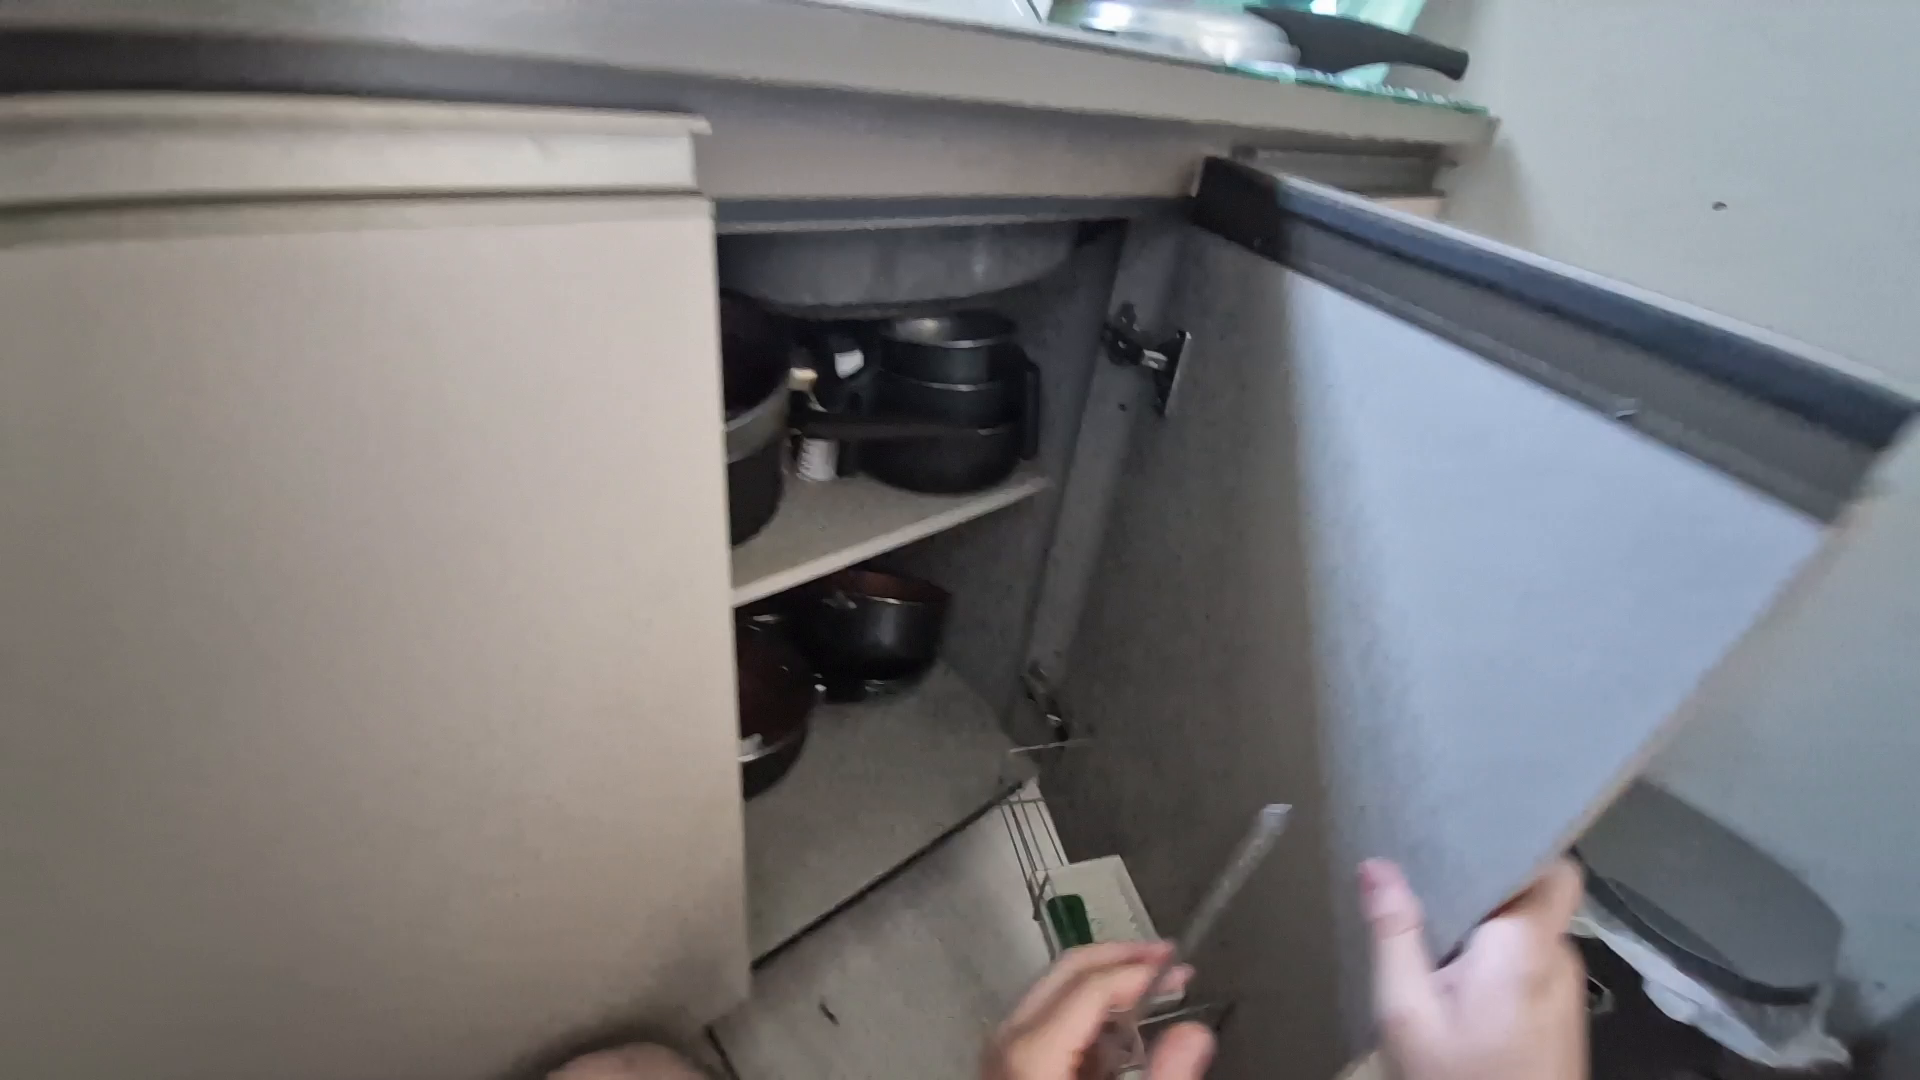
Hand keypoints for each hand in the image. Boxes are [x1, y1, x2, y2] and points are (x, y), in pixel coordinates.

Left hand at [984, 942, 1215, 1079]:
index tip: (1181, 967)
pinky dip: (1088, 1015)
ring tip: (1156, 990)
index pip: (1091, 984)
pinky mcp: (1007, 1067)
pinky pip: (1049, 1018)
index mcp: (1032, 1050)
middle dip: (1120, 959)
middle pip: (1068, 971)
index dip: (1138, 969)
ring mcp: (1002, 1051)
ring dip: (1106, 983)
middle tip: (1170, 959)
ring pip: (1056, 989)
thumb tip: (1196, 1034)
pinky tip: (1123, 1033)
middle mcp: (1008, 1037)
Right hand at [1361, 858, 1587, 1079]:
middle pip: (1525, 893)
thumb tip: (1377, 864)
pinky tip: (1442, 950)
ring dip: (1474, 910)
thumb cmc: (1459, 1079)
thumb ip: (1395, 933)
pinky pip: (1519, 952)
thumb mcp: (1407, 1011)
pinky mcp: (1553, 1010)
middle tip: (1414, 857)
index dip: (1516, 839)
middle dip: (1473, 873)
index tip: (1462, 818)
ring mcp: (1561, 989)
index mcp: (1527, 950)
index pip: (1552, 870)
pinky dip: (1483, 941)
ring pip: (1520, 923)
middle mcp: (1557, 961)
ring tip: (1418, 900)